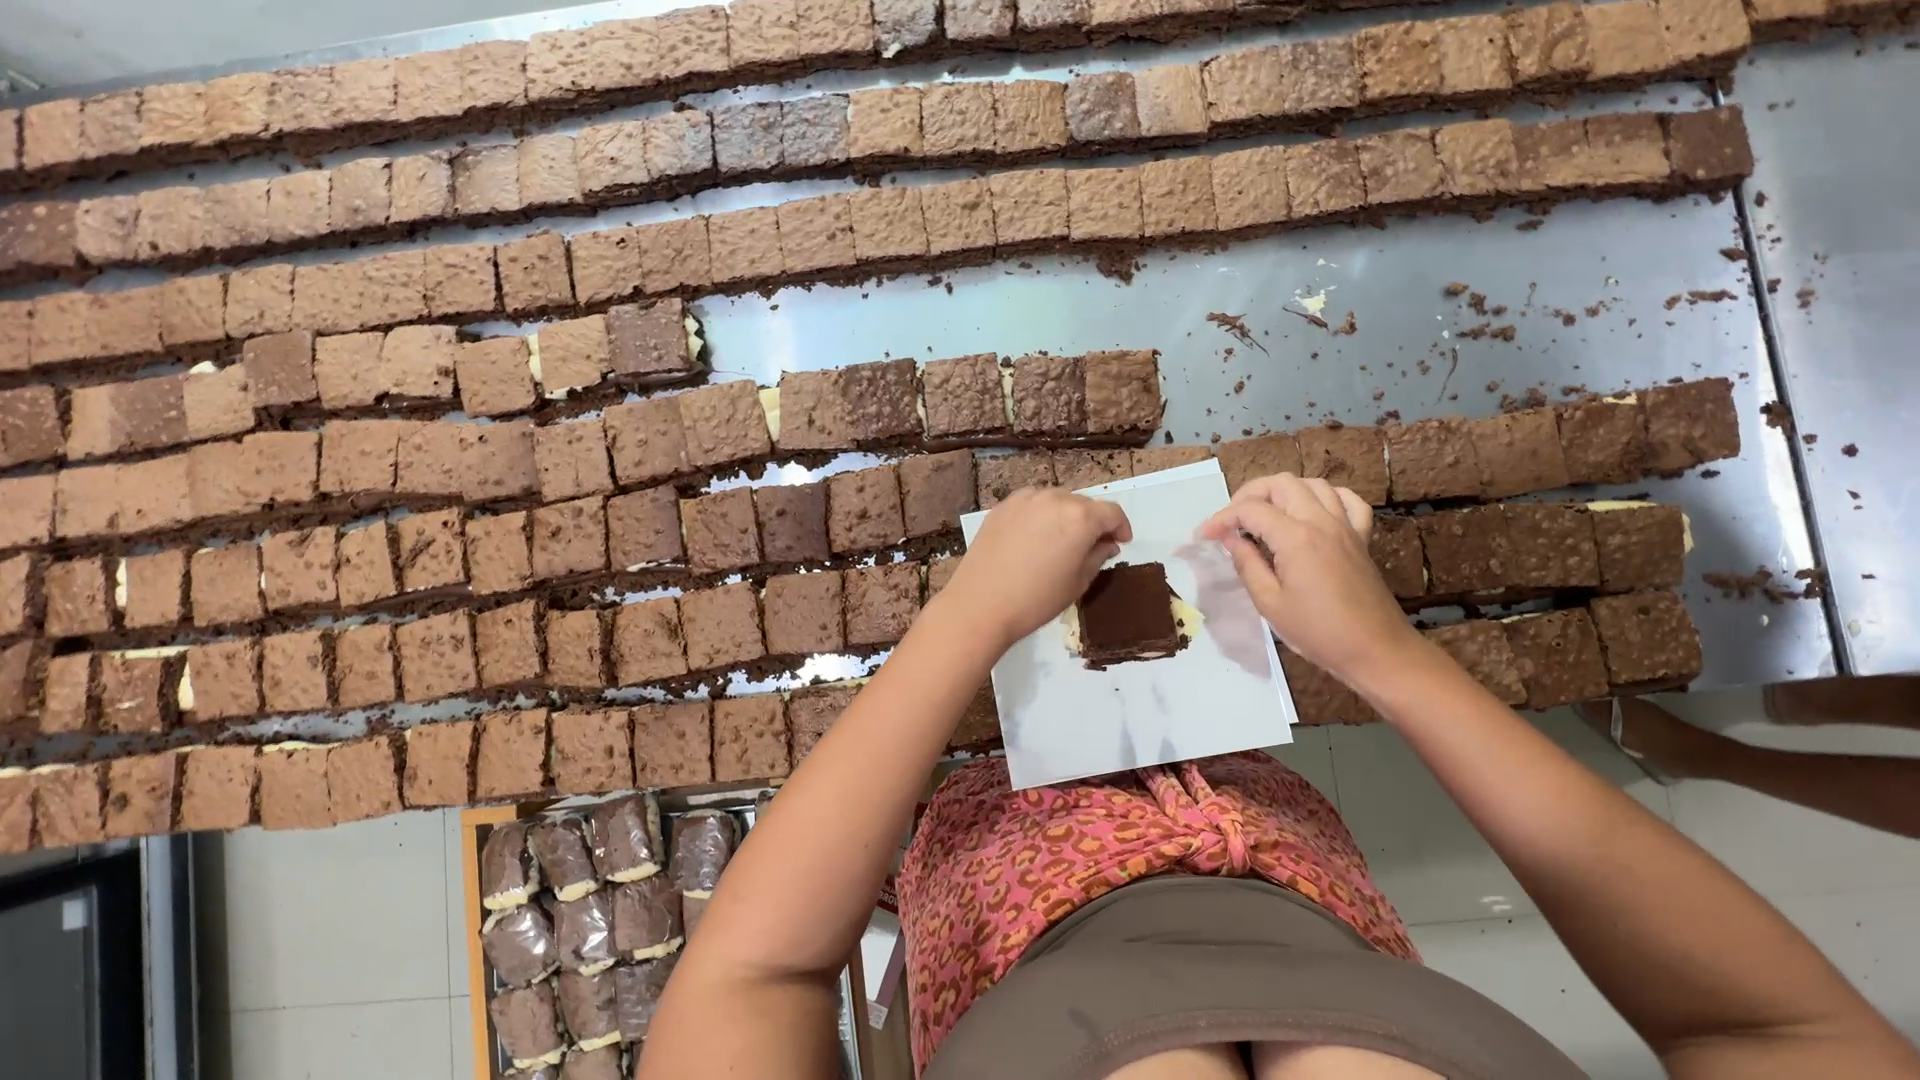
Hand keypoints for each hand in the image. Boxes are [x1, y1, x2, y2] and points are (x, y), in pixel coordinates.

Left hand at [938, 487, 1131, 650]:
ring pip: (1056, 500)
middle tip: (1092, 544)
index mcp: (1080, 517)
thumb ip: (1097, 556)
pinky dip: (1040, 515)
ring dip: (1066, 515)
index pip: (1112, 512)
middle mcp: (1054, 499)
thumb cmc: (1036, 600)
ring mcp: (1024, 500)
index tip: (1121, 542)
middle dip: (1093, 521)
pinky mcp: (1002, 507)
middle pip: (1083, 503)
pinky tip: (1035, 537)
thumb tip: (1106, 543)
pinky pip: (1031, 504)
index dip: (1121, 527)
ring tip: (1062, 541)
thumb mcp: (1078, 582)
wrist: (980, 605)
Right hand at [1197, 473, 1420, 685]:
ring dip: (1284, 492)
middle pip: (1281, 484)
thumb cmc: (1317, 632)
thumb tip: (1231, 539)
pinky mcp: (1361, 537)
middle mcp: (1321, 521)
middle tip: (1232, 521)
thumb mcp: (1269, 603)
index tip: (1204, 536)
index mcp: (1296, 538)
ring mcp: (1345, 526)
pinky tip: (1312, 511)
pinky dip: (1326, 497)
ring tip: (1266, 514)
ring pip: (1312, 484)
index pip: (1250, 510)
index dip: (1221, 518)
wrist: (1375, 650)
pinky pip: (1347, 500)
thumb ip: (1247, 564)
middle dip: (1249, 495)